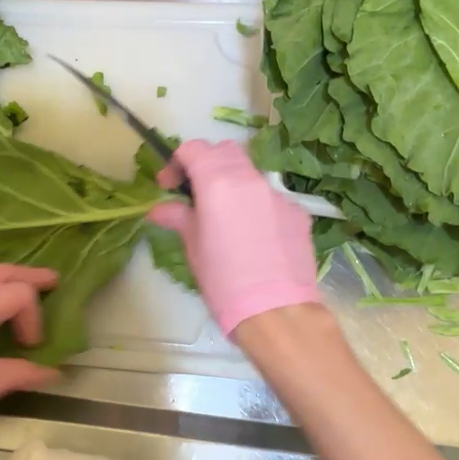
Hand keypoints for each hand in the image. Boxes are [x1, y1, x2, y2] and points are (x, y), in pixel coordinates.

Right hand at [148, 140, 322, 334]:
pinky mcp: (297, 213)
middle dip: (206, 164)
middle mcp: (250, 179)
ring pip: (250, 173)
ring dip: (232, 182)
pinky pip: (270, 198)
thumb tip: (161, 209)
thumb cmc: (224, 279)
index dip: (177, 162)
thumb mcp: (193, 247)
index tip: (169, 187)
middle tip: (195, 193)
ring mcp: (278, 195)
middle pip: (225, 151)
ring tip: (224, 215)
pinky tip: (253, 236)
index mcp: (218, 183)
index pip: (194, 149)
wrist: (275, 310)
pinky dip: (255, 205)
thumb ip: (178, 218)